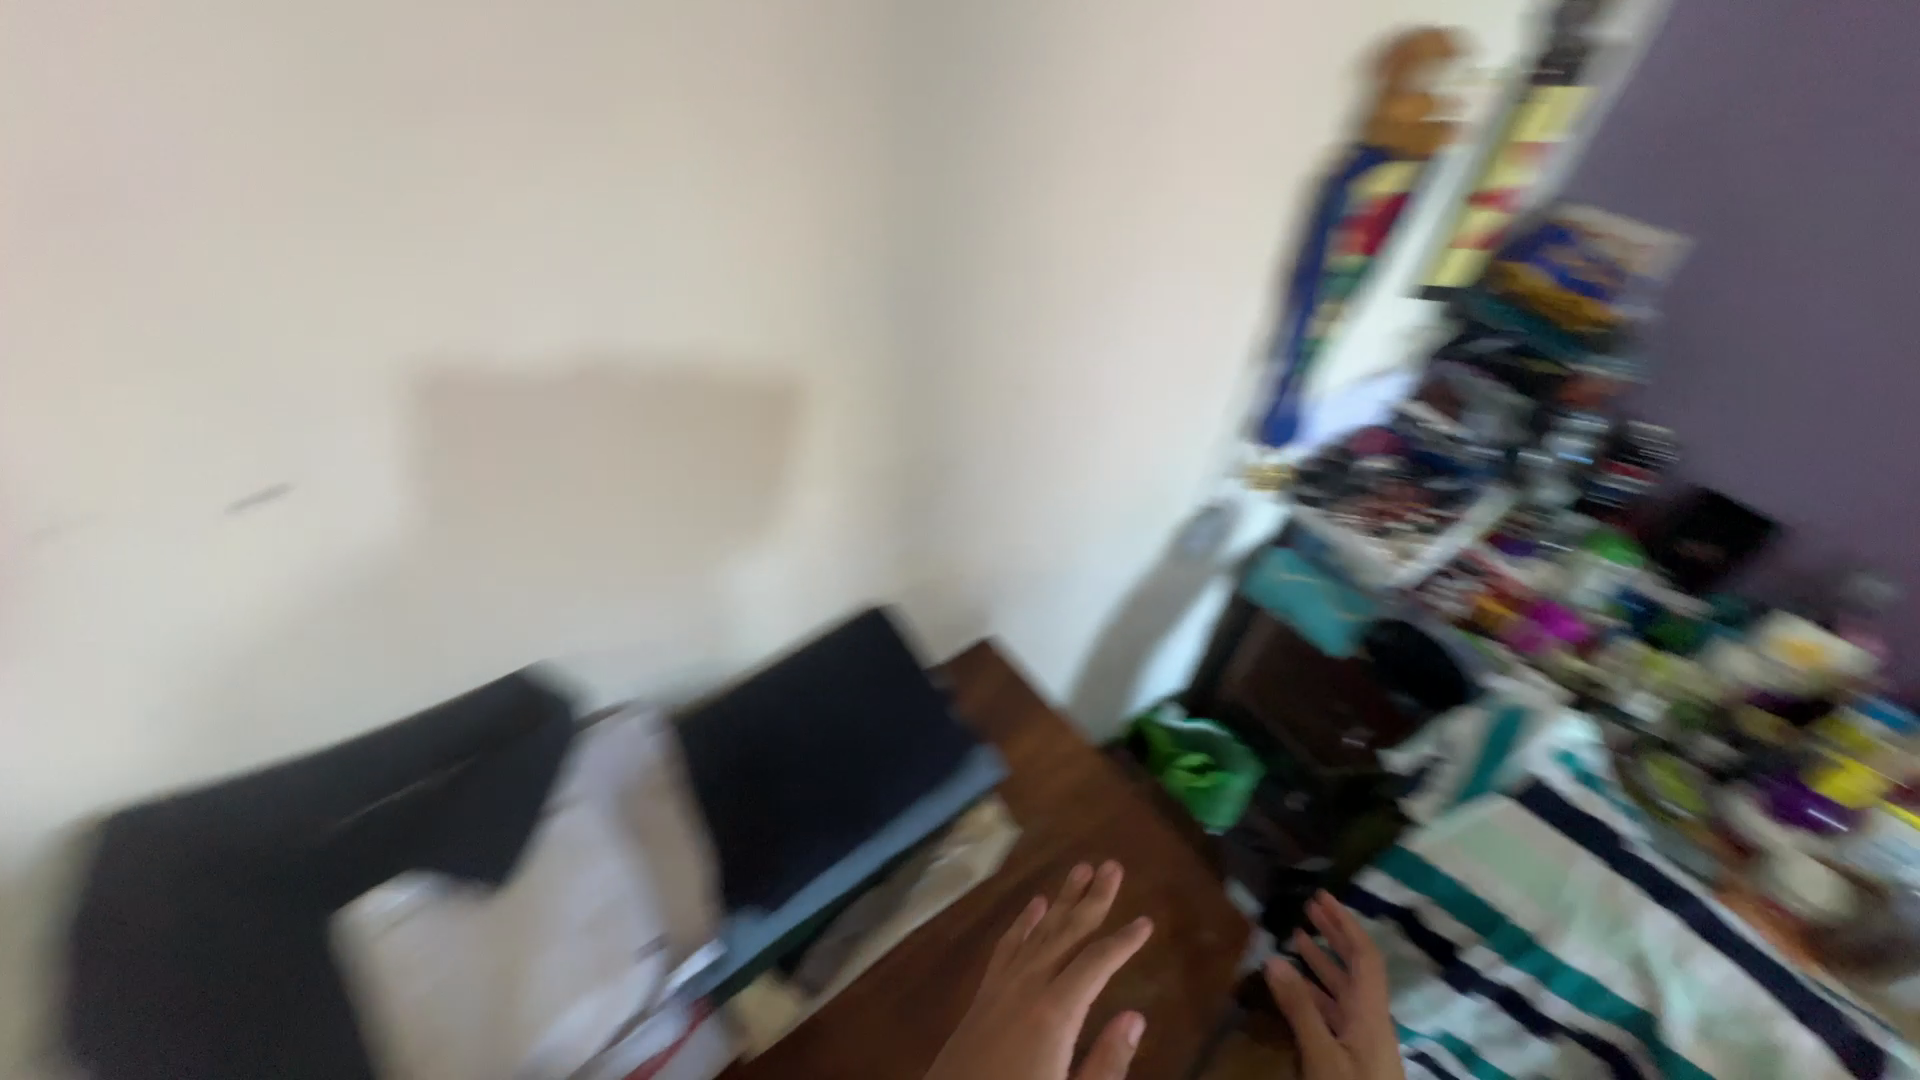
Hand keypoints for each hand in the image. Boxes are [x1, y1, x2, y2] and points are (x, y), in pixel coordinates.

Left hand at [924, 861, 1154, 1079]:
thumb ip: (1106, 1062)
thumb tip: (1136, 1017)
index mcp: (1054, 1013)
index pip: (1096, 964)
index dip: (1123, 942)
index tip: (1145, 922)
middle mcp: (1027, 987)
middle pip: (1067, 933)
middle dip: (1092, 899)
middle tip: (1112, 866)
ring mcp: (1001, 987)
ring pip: (1038, 931)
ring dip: (1061, 899)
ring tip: (1080, 868)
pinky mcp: (983, 995)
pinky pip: (1007, 946)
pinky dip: (1024, 922)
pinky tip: (1034, 905)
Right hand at [1263, 891, 1403, 1079]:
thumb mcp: (1322, 1057)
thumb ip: (1299, 1008)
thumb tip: (1273, 957)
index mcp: (1371, 1016)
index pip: (1365, 958)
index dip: (1346, 924)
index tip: (1322, 896)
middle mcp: (1371, 1022)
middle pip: (1357, 969)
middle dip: (1334, 935)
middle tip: (1308, 906)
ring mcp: (1362, 1042)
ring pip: (1344, 990)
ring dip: (1322, 961)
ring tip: (1296, 936)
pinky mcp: (1351, 1058)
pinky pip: (1335, 1011)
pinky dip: (1315, 991)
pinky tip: (1295, 986)